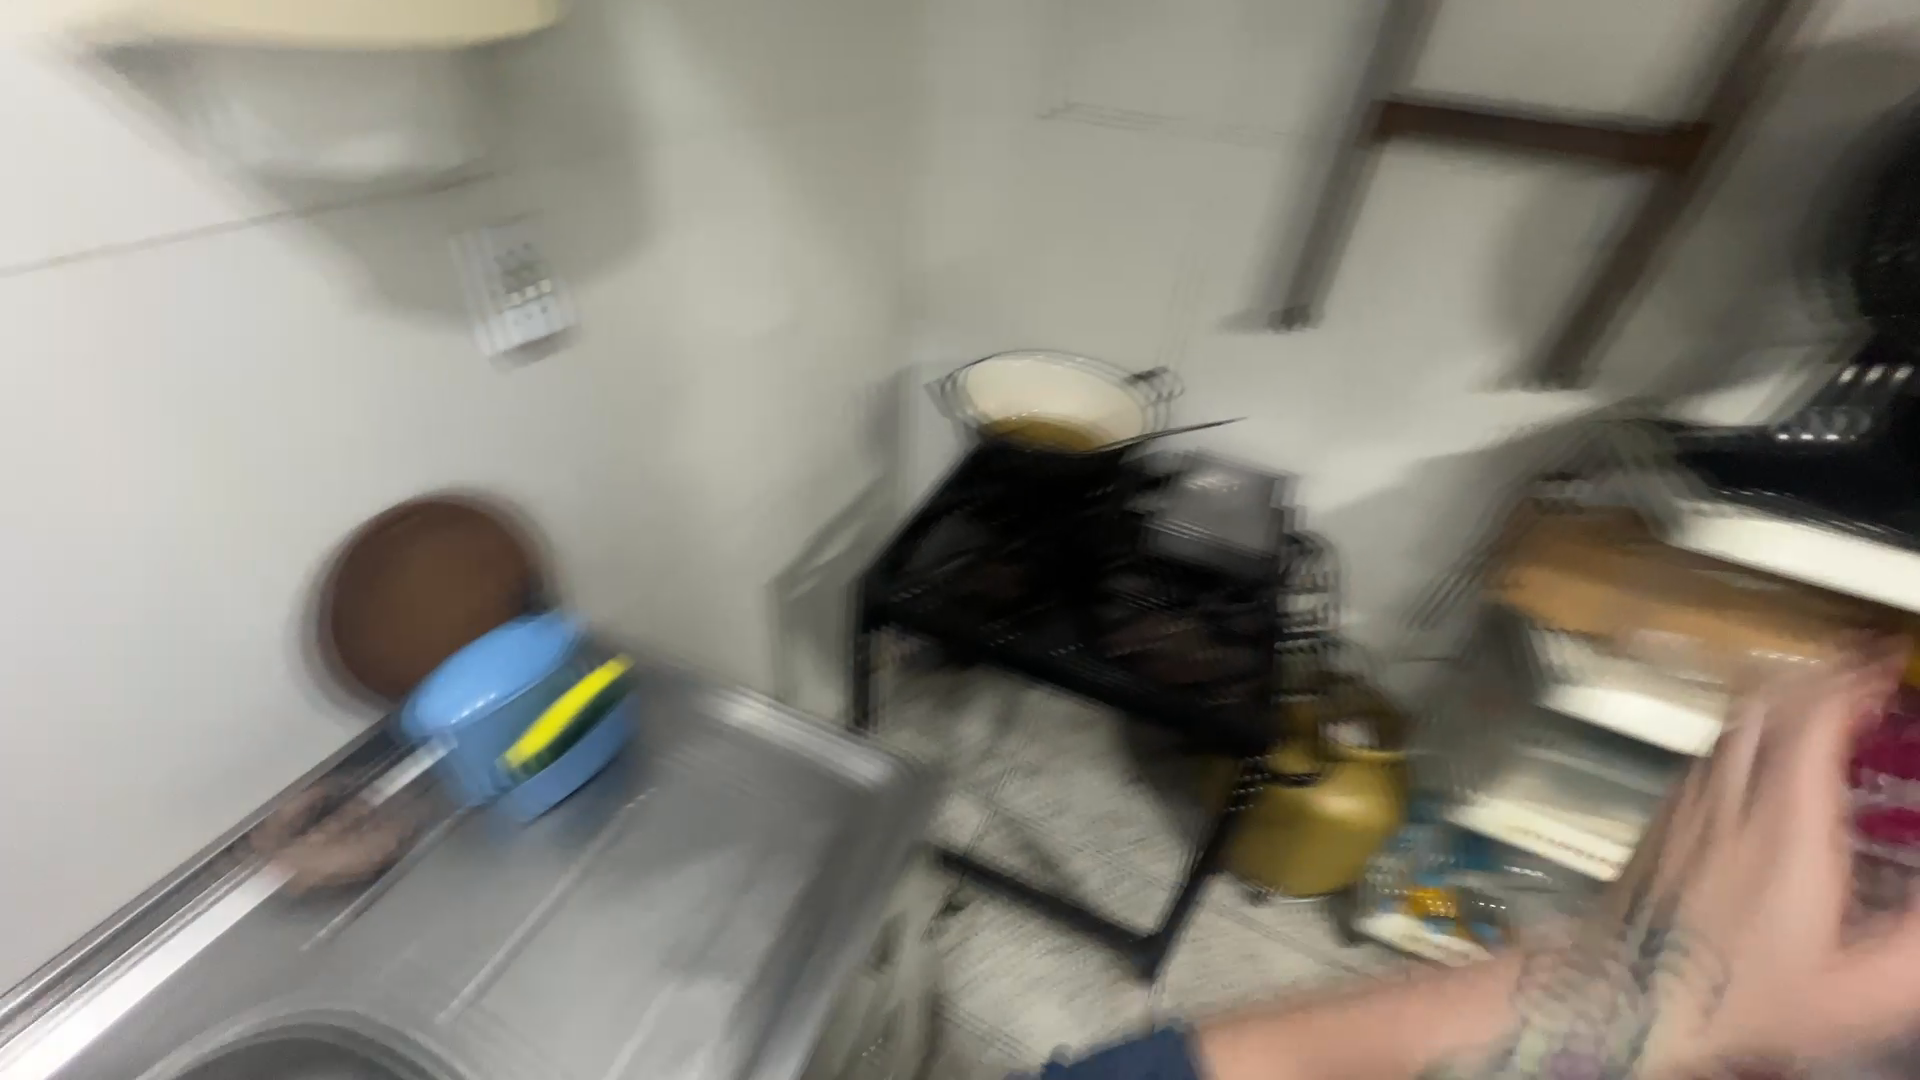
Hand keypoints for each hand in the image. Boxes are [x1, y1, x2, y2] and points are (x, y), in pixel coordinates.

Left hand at [1603, 646, 1919, 1074]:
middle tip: (1853, 673)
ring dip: (1770, 707)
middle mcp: (1722, 804)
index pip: (1804, 729)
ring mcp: (1683, 809)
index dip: (1841, 688)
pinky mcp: (1661, 824)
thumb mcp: (1869, 984)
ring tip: (1815, 702)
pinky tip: (1756, 756)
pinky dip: (1741, 740)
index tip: (1878, 667)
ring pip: (1723, 734)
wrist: (1623, 986)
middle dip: (1807, 683)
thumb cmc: (1738, 991)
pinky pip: (1703, 762)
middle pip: (1756, 716)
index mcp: (1781, 830)